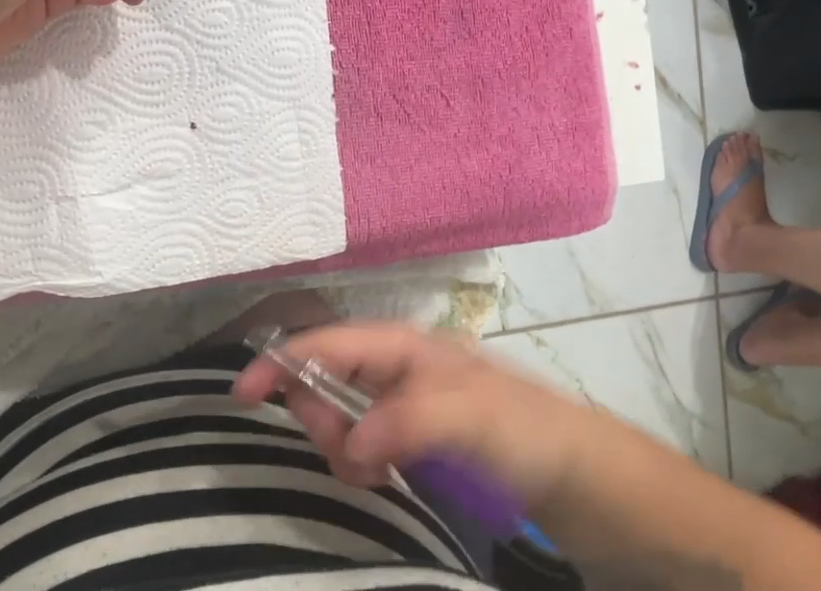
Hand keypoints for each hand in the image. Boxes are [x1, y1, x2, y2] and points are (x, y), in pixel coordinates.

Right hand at [232, 323, 602, 504]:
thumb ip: (404, 420)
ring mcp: (400, 403)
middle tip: (349, 452)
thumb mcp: (470, 417)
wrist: (578, 476)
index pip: (327, 343)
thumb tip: (348, 443)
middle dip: (320, 414)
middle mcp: (394, 367)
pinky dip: (360, 462)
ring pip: (338, 415)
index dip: (282, 361)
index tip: (242, 392)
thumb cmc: (524, 430)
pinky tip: (387, 476)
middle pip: (323, 379)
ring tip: (379, 471)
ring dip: (343, 445)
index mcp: (402, 345)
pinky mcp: (409, 437)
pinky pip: (360, 444)